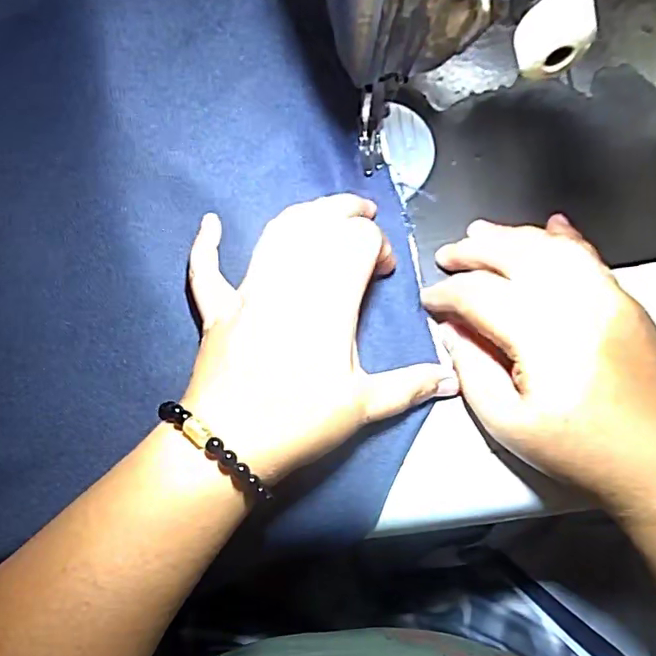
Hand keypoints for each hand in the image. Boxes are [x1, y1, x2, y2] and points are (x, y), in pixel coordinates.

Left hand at [181, 194, 457, 481]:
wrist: (230, 442)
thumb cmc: (299, 422)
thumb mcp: (362, 407)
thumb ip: (408, 386)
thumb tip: (449, 381)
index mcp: (330, 297)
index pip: (358, 241)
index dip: (378, 245)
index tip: (384, 271)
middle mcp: (289, 280)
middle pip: (319, 222)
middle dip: (345, 212)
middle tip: (363, 216)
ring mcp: (249, 292)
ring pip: (274, 233)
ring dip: (301, 215)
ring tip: (320, 214)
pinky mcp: (218, 311)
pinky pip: (206, 270)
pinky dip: (207, 246)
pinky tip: (211, 226)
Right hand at [421, 214, 655, 509]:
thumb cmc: (583, 449)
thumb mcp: (508, 424)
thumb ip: (473, 372)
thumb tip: (454, 333)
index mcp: (540, 335)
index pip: (480, 294)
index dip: (447, 293)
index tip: (430, 300)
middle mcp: (574, 303)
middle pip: (516, 255)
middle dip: (475, 251)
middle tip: (448, 256)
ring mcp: (605, 297)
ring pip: (552, 248)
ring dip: (513, 236)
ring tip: (483, 235)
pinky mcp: (625, 302)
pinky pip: (589, 257)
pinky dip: (563, 239)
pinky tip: (550, 228)